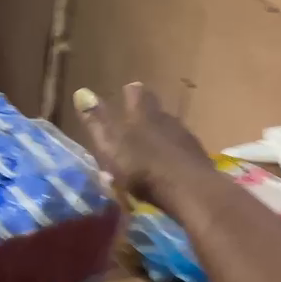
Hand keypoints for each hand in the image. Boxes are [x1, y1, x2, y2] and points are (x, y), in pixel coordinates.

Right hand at [73, 83, 213, 208]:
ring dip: (160, 137)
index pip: (136, 94)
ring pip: (170, 131)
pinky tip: (166, 168)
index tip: (126, 90)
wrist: (191, 192)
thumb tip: (81, 92)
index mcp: (143, 115)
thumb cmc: (142, 167)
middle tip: (135, 121)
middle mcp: (167, 121)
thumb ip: (96, 121)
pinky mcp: (199, 161)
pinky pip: (181, 152)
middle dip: (146, 115)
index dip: (130, 93)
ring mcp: (186, 140)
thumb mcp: (110, 145)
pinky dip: (172, 156)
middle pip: (156, 111)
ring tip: (149, 149)